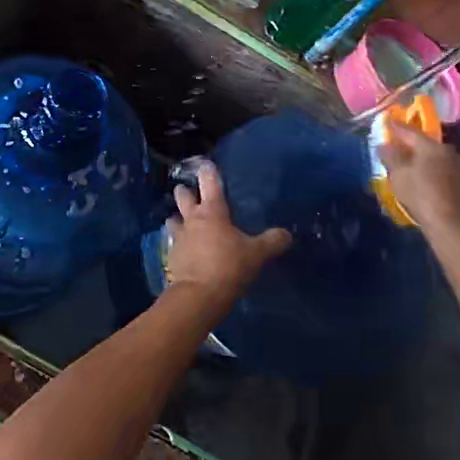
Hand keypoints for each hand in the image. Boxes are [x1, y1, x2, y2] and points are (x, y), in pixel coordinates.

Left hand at [163, 160, 290, 301]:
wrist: (198, 295)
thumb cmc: (229, 267)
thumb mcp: (256, 254)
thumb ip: (272, 241)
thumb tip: (287, 234)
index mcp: (212, 211)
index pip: (209, 182)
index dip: (208, 171)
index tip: (206, 164)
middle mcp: (191, 218)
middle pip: (183, 195)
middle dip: (186, 191)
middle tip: (191, 193)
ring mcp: (179, 237)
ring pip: (173, 218)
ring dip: (178, 218)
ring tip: (186, 222)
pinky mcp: (171, 255)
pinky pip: (173, 242)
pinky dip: (179, 242)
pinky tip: (186, 248)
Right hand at [378, 119, 459, 233]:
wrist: (452, 224)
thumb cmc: (420, 196)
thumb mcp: (398, 176)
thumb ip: (391, 156)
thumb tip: (385, 143)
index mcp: (430, 146)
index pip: (410, 131)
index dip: (397, 127)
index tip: (388, 121)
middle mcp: (450, 151)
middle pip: (428, 145)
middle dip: (415, 147)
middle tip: (403, 150)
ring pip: (442, 159)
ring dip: (430, 161)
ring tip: (420, 170)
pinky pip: (452, 172)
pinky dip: (442, 174)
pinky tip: (436, 184)